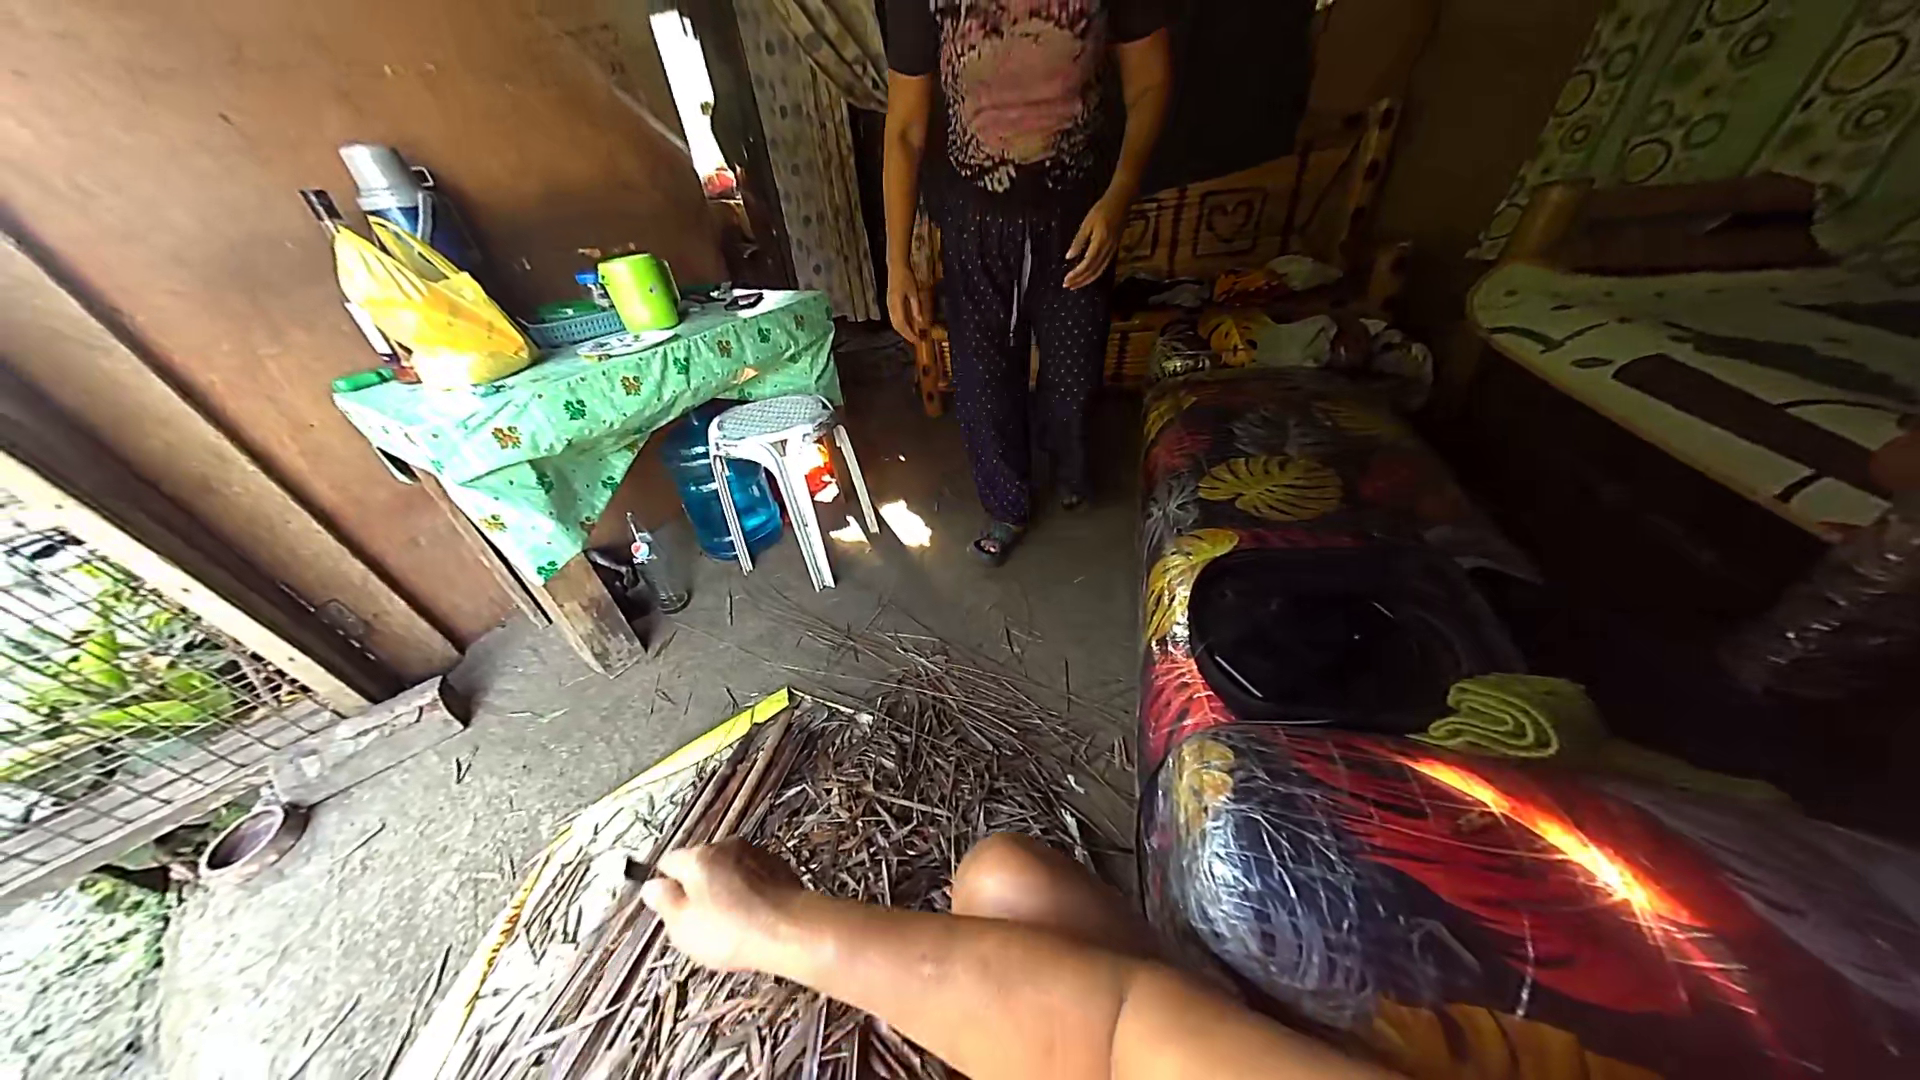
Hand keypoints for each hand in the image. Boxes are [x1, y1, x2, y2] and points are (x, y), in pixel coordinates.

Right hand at [640, 840, 807, 971]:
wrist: (786, 928)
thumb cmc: (731, 930)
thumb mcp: (682, 926)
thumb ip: (664, 902)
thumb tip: (652, 886)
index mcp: (699, 857)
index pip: (670, 861)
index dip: (666, 884)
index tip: (670, 906)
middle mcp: (727, 846)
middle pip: (701, 862)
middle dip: (697, 886)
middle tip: (699, 921)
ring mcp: (754, 852)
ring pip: (728, 867)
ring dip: (724, 887)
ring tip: (729, 922)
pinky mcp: (776, 864)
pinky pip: (752, 874)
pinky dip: (748, 889)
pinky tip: (751, 914)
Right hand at [886, 262, 928, 342]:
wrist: (896, 267)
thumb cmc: (906, 277)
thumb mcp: (913, 292)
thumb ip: (916, 307)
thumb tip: (920, 321)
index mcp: (896, 303)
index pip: (902, 323)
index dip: (909, 333)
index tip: (917, 340)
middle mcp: (891, 306)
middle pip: (897, 326)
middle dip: (906, 335)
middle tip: (916, 340)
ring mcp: (889, 305)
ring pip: (894, 323)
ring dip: (903, 331)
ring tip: (913, 335)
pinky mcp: (890, 304)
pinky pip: (894, 318)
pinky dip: (900, 325)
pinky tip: (908, 326)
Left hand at [1064, 194, 1127, 289]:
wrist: (1121, 202)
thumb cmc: (1101, 210)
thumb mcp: (1086, 224)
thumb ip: (1078, 241)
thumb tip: (1068, 257)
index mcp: (1100, 243)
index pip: (1087, 264)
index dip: (1077, 274)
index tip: (1066, 280)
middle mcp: (1107, 250)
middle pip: (1093, 271)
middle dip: (1080, 280)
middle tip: (1067, 285)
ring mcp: (1112, 251)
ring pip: (1099, 271)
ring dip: (1086, 280)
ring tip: (1075, 285)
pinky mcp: (1113, 250)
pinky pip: (1103, 266)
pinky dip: (1093, 274)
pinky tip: (1086, 276)